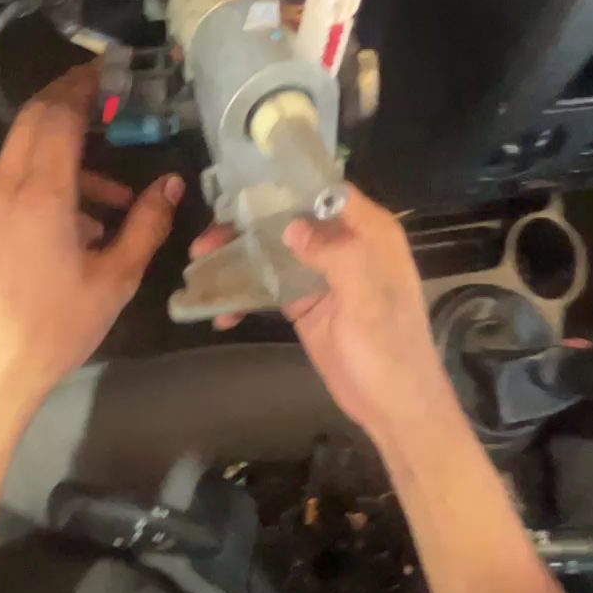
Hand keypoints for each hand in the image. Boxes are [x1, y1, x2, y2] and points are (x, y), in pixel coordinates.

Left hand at [0, 65, 183, 420]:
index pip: (58, 115)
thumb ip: (146, 225)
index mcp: (39, 194)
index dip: (84, 86)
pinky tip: (81, 226)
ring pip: (23, 153)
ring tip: (116, 198)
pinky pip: (14, 183)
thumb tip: (171, 185)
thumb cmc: (56, 328)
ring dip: (67, 156)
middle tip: (111, 101)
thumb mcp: (115, 279)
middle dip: (70, 103)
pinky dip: (48, 183)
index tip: (110, 71)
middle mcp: (2, 187)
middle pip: (33, 121)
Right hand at [191, 184, 455, 436]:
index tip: (243, 186)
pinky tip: (220, 311)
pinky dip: (243, 295)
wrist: (392, 408)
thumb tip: (293, 227)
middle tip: (207, 239)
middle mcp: (344, 247)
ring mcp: (320, 276)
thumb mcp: (369, 303)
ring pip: (273, 252)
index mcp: (370, 236)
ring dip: (238, 258)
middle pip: (290, 220)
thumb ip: (338, 258)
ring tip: (200, 266)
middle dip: (247, 225)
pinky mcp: (304, 304)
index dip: (288, 185)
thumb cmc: (390, 353)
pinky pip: (268, 288)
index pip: (329, 193)